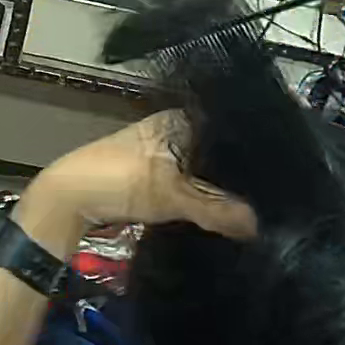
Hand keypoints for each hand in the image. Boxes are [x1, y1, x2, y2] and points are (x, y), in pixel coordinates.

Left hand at [13, 112, 256, 254]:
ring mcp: (166, 157)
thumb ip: (213, 209)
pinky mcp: (158, 181)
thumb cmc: (117, 180)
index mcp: (180, 119)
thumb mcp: (168, 194)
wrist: (67, 201)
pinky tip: (225, 216)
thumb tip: (258, 225)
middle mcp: (176, 132)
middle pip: (217, 154)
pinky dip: (205, 202)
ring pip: (205, 174)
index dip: (250, 149)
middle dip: (238, 176)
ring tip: (256, 207)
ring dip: (221, 192)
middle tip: (271, 196)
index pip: (226, 129)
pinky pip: (192, 190)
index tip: (277, 171)